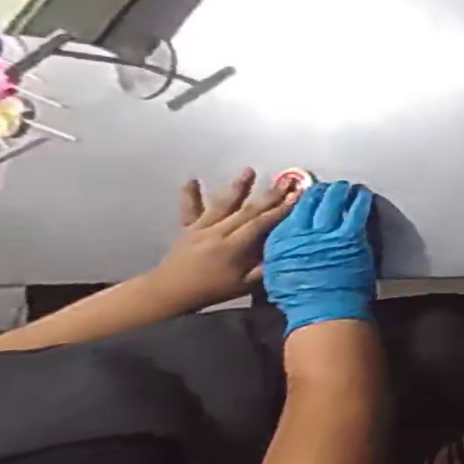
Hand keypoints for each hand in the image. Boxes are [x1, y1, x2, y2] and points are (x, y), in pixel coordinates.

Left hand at [153, 168, 297, 308]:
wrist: (166, 293)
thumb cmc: (210, 290)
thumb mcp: (242, 286)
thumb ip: (264, 269)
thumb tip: (287, 253)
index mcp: (232, 247)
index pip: (261, 223)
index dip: (280, 209)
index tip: (297, 196)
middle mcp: (217, 232)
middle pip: (247, 210)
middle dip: (270, 195)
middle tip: (287, 181)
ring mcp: (201, 228)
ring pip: (222, 204)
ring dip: (238, 187)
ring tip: (249, 170)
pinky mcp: (188, 228)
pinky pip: (190, 209)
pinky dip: (190, 194)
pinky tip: (192, 180)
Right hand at [264, 180, 376, 333]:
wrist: (323, 308)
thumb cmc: (299, 294)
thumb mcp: (276, 267)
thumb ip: (282, 245)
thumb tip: (288, 230)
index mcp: (282, 238)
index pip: (291, 208)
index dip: (302, 196)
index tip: (308, 189)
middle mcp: (303, 231)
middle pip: (314, 200)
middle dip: (323, 190)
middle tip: (330, 186)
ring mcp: (328, 232)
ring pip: (336, 201)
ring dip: (342, 191)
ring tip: (346, 187)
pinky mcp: (351, 236)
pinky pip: (357, 211)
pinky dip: (361, 199)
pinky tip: (363, 194)